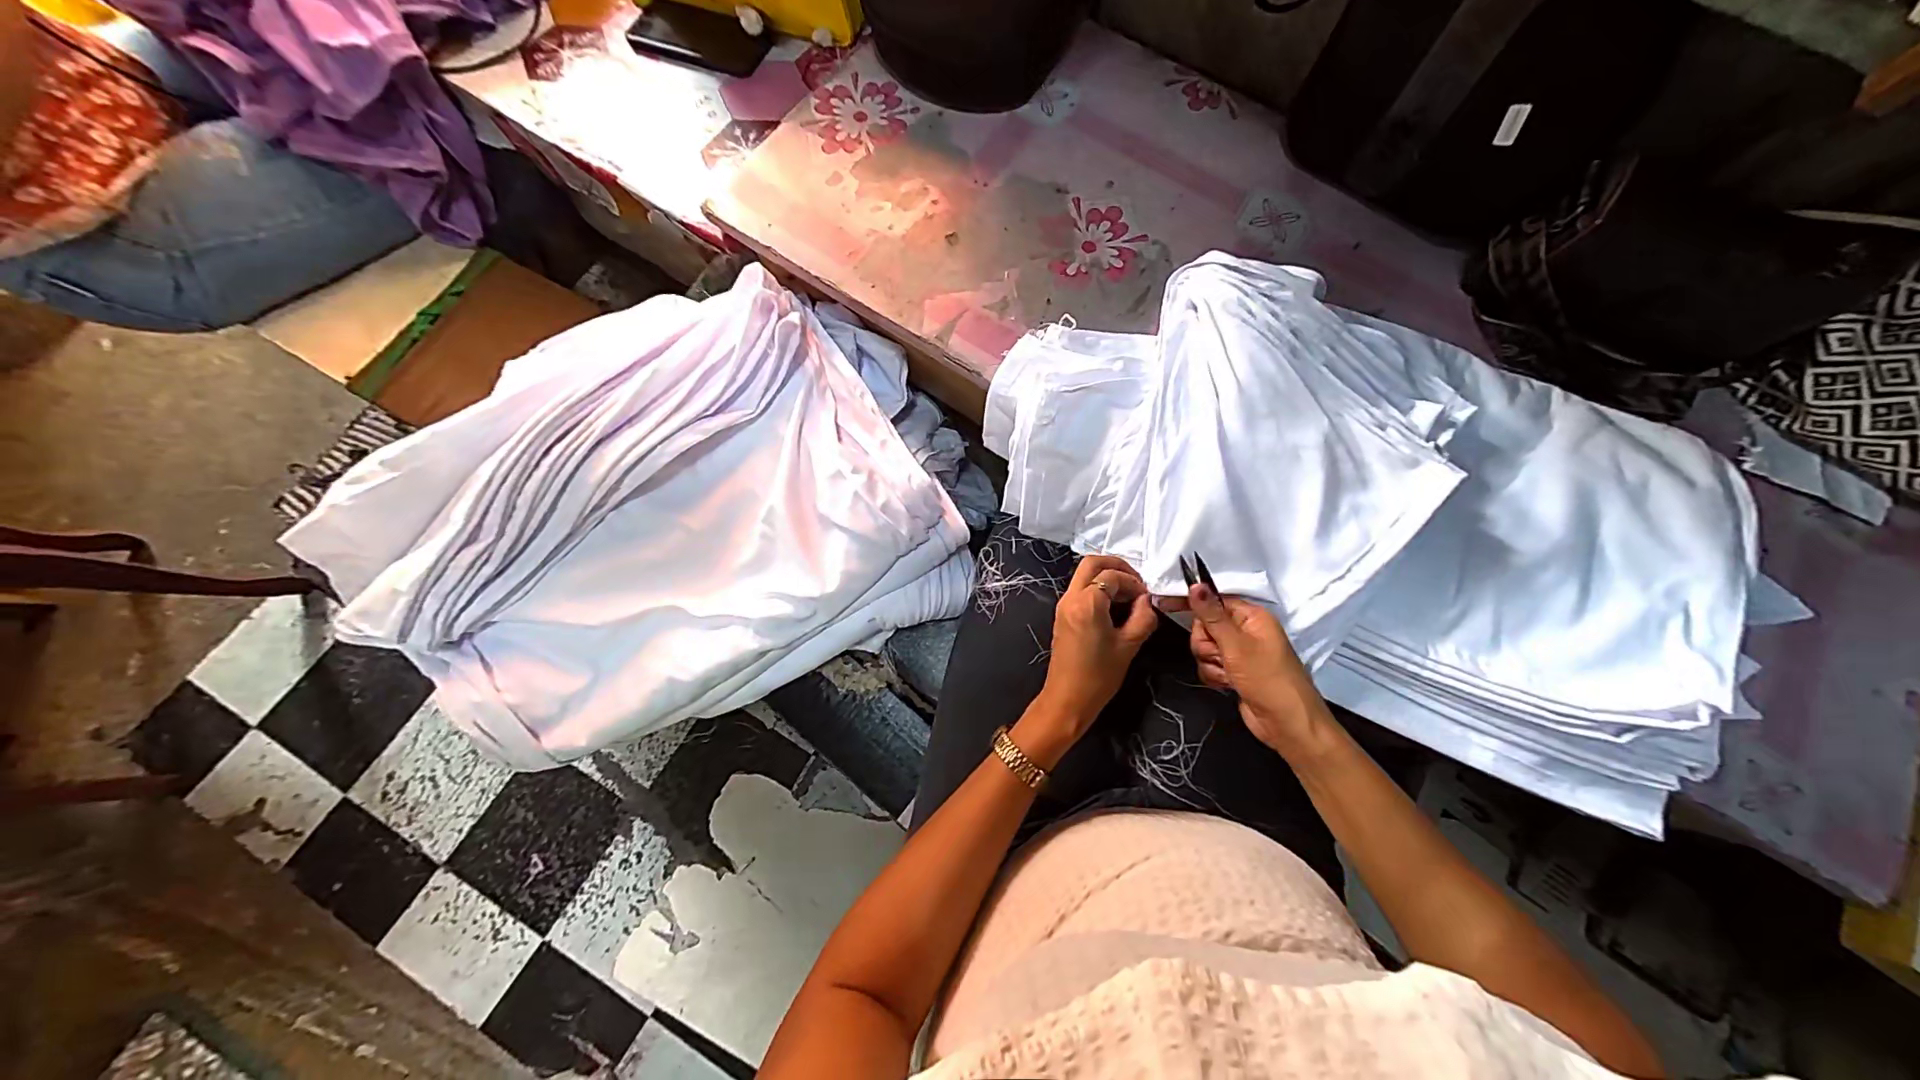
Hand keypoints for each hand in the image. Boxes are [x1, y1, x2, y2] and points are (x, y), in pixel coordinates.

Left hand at [1030, 555, 1157, 739]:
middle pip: (1091, 563)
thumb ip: (1143, 617)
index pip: (1112, 575)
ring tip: (1129, 595)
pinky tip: (1116, 607)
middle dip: (1116, 566)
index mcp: (1086, 602)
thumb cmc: (1098, 676)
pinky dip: (1097, 589)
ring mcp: (1063, 606)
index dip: (1134, 582)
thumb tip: (1147, 601)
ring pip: (1083, 575)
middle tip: (1137, 582)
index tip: (1147, 597)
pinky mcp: (1062, 615)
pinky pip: (1080, 590)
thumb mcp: (1129, 645)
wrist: (1067, 699)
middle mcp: (1070, 598)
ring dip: (1106, 577)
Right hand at [1176, 584, 1338, 761]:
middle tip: (1221, 655)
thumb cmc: (1267, 679)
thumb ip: (1212, 615)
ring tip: (1229, 674)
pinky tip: (1228, 684)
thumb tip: (1196, 584)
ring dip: (1210, 663)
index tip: (1165, 604)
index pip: (1214, 600)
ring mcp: (1239, 653)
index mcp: (1252, 616)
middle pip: (1204, 626)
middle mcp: (1245, 631)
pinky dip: (1214, 675)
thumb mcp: (1236, 644)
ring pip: (1203, 648)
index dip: (1194, 604)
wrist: (1286, 723)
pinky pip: (1209, 665)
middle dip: (1205, 644)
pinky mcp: (1233, 672)